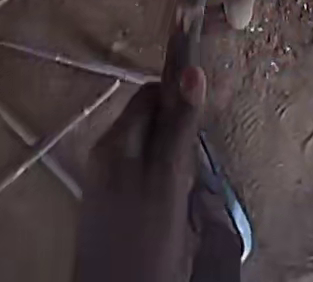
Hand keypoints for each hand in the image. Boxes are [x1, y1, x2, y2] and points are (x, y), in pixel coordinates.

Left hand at [72, 65, 205, 281]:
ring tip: (192, 197)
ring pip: (153, 155)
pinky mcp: (116, 211)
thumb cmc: (144, 240)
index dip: (178, 97)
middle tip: (199, 166)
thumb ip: (179, 127)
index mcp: (114, 142)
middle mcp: (106, 156)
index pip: (149, 95)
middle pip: (151, 124)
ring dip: (178, 167)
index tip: (205, 112)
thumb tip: (193, 72)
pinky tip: (181, 215)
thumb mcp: (167, 181)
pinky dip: (169, 189)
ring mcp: (108, 185)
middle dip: (180, 137)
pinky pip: (148, 183)